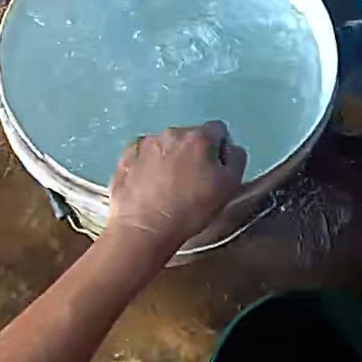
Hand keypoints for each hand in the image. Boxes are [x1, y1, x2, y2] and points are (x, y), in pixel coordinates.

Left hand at [106, 121, 247, 252]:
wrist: (143, 230)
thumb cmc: (191, 209)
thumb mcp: (231, 185)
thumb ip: (236, 158)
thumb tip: (229, 148)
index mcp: (200, 136)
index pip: (218, 130)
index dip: (220, 150)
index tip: (215, 171)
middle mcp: (172, 132)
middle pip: (190, 137)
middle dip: (193, 153)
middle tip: (191, 181)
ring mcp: (145, 143)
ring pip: (166, 145)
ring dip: (170, 158)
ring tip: (167, 186)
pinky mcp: (125, 157)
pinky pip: (143, 154)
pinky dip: (148, 164)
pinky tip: (148, 186)